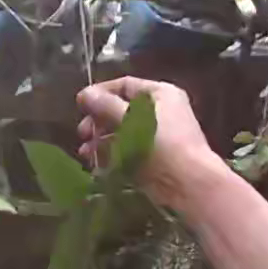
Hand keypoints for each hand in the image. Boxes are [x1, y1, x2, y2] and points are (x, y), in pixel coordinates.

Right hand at [76, 77, 230, 210]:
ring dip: (100, 141)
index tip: (80, 104)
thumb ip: (106, 106)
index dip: (101, 93)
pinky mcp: (150, 160)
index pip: (125, 85)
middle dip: (98, 121)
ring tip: (85, 152)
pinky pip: (125, 153)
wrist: (187, 183)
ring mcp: (155, 138)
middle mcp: (158, 113)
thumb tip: (84, 94)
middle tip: (82, 132)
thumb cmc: (162, 142)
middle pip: (120, 110)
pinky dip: (110, 157)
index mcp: (160, 94)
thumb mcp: (131, 119)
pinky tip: (96, 165)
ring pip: (121, 134)